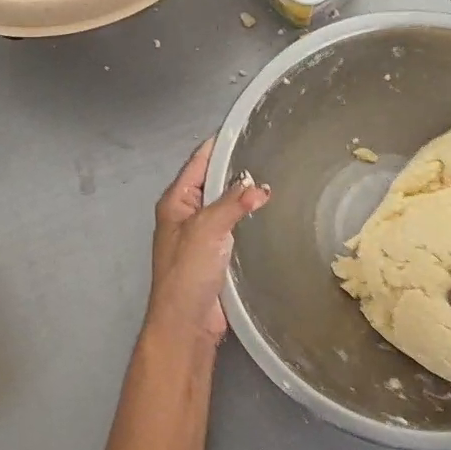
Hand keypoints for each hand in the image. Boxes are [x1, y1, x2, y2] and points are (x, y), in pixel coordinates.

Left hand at [148, 140, 270, 343]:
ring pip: (225, 206)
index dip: (218, 145)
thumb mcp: (207, 228)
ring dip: (244, 196)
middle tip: (269, 152)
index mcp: (175, 201)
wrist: (186, 322)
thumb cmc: (188, 270)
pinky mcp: (215, 255)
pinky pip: (233, 228)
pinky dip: (248, 219)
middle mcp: (185, 214)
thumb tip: (259, 187)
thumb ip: (233, 203)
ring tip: (275, 177)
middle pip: (213, 182)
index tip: (243, 128)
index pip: (197, 162)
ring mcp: (200, 236)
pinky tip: (268, 214)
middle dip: (236, 170)